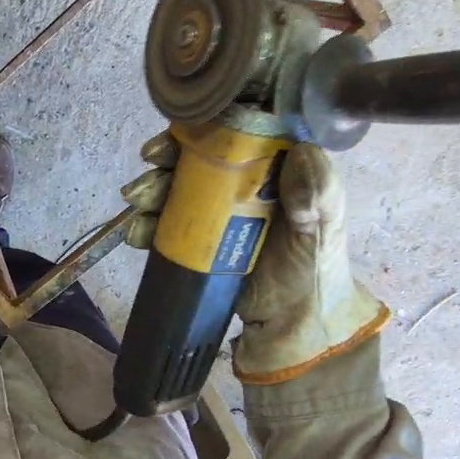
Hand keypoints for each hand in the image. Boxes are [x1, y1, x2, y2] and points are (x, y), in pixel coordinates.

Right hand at [123, 137, 389, 383]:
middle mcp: (240, 187)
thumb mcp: (323, 231)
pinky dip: (146, 228)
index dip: (201, 130)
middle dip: (164, 164)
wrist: (295, 328)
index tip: (176, 138)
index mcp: (272, 171)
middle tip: (147, 172)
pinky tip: (137, 234)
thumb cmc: (314, 273)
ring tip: (136, 205)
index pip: (233, 136)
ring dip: (150, 193)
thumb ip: (318, 196)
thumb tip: (299, 155)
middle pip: (195, 162)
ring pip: (175, 192)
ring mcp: (216, 216)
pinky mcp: (197, 245)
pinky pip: (166, 229)